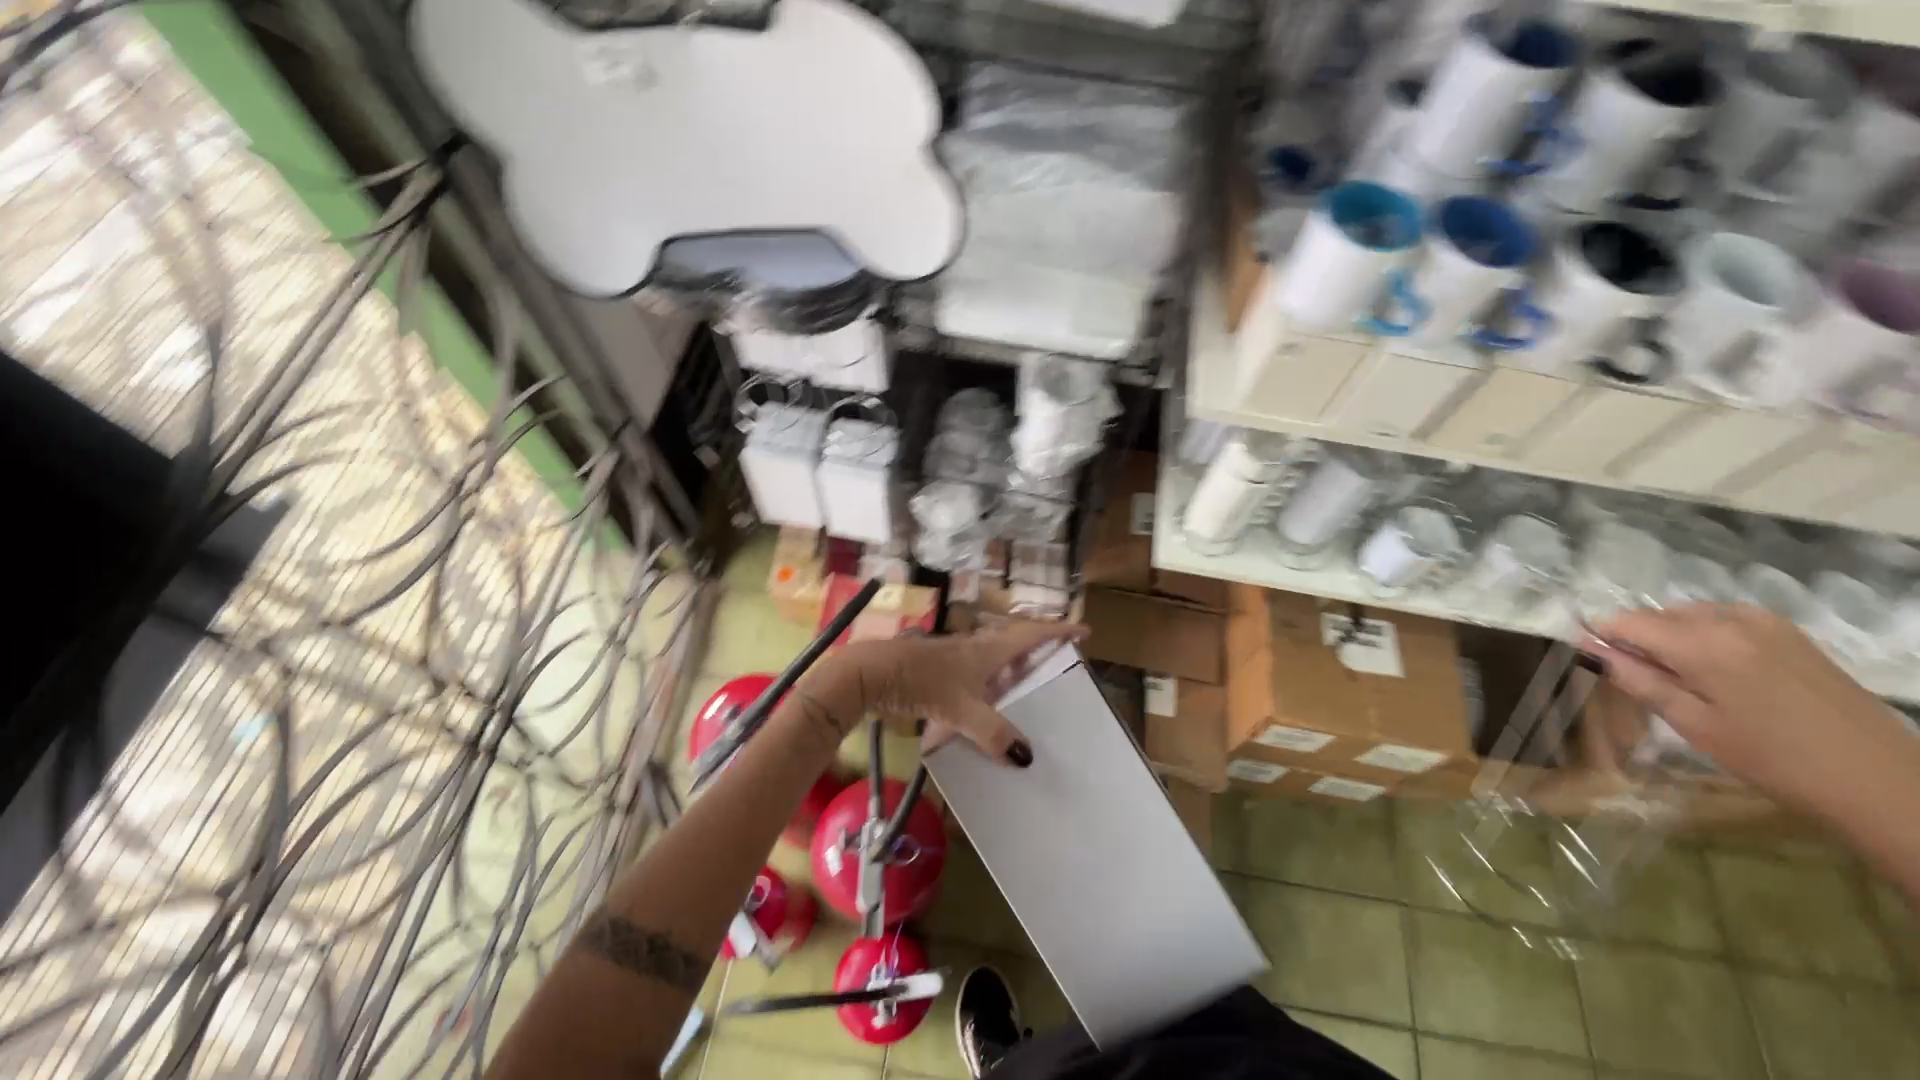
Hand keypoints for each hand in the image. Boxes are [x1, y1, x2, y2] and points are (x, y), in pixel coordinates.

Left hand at [797, 623, 1089, 766]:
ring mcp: (949, 659)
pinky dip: (980, 692)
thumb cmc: (918, 681)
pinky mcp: (931, 672)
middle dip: (1033, 656)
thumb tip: (1026, 757)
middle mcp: (971, 649)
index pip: (1031, 635)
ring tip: (1018, 697)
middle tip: (1052, 670)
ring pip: (987, 663)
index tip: (1083, 630)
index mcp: (986, 650)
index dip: (1058, 633)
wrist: (866, 673)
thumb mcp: (959, 710)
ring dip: (1005, 675)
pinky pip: (967, 679)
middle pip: (1010, 647)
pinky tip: (972, 714)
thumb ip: (992, 733)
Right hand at [1588, 603, 1918, 822]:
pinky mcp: (1789, 633)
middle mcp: (1731, 619)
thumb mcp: (1694, 724)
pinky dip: (1705, 637)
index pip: (1628, 622)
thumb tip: (1592, 650)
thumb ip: (1640, 680)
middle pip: (1659, 615)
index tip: (1583, 655)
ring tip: (1675, 680)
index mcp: (1703, 642)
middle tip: (1633, 679)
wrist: (1878, 778)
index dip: (1600, 635)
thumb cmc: (1772, 759)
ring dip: (1671, 638)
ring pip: (1692, 616)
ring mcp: (1766, 622)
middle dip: (1636, 638)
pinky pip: (1726, 621)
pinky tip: (1715, 674)